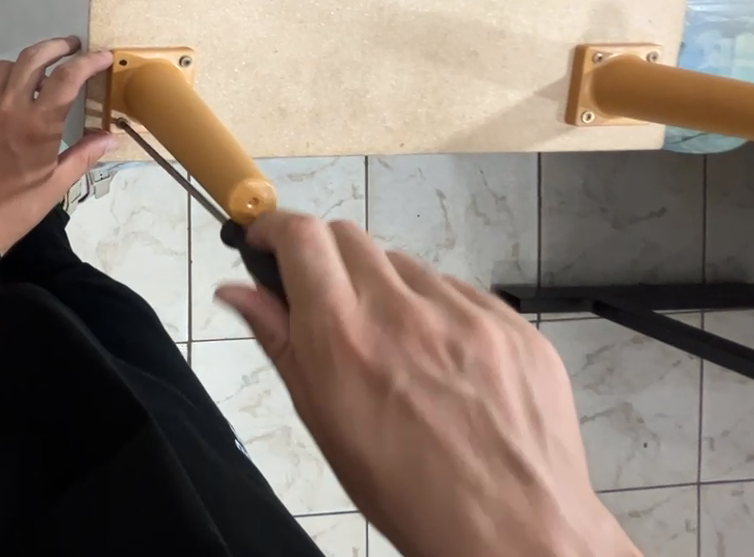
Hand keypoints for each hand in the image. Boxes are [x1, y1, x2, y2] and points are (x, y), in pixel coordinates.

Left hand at [0, 36, 115, 251]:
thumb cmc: (15, 208)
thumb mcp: (55, 185)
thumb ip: (83, 155)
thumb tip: (110, 137)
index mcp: (37, 124)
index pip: (68, 77)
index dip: (88, 61)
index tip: (101, 55)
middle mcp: (7, 107)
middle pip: (33, 57)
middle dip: (56, 46)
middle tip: (71, 46)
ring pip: (5, 68)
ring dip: (27, 64)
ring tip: (41, 74)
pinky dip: (3, 88)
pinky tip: (11, 104)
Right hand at [216, 214, 636, 556]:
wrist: (519, 536)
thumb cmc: (402, 484)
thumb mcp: (317, 412)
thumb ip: (276, 337)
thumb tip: (235, 289)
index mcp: (343, 333)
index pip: (300, 235)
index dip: (274, 226)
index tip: (265, 239)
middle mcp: (402, 311)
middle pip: (346, 235)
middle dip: (323, 254)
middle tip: (324, 293)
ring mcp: (466, 316)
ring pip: (402, 262)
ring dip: (382, 283)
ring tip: (393, 338)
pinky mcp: (515, 329)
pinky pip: (457, 290)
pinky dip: (435, 307)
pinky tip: (441, 355)